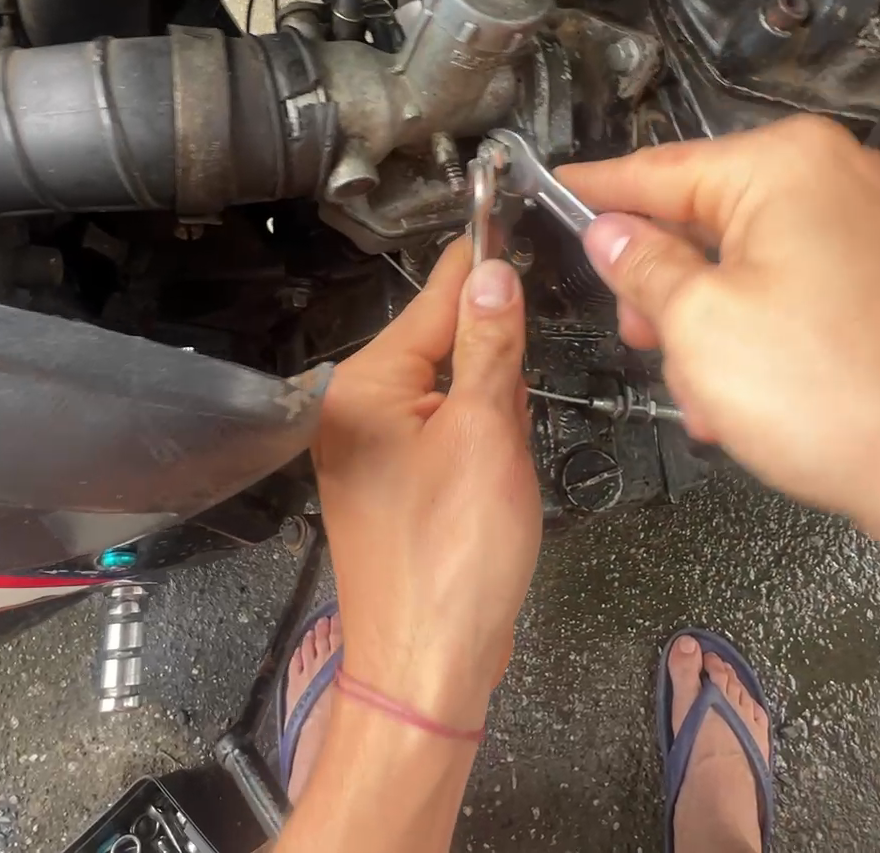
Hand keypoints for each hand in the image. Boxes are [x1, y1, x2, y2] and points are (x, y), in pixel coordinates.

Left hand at [312, 240, 541, 729]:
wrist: (429, 662)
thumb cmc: (453, 560)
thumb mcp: (486, 434)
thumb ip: (489, 346)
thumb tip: (493, 275)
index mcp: (365, 386)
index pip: (432, 299)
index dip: (478, 261)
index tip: (500, 217)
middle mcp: (355, 409)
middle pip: (437, 340)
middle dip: (488, 340)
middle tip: (524, 344)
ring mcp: (371, 446)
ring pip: (444, 384)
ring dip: (486, 388)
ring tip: (510, 415)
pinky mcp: (392, 477)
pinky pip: (440, 424)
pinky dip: (475, 423)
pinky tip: (495, 446)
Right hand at [557, 117, 879, 538]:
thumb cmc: (840, 396)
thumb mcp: (700, 327)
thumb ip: (642, 269)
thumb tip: (610, 233)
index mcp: (785, 167)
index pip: (656, 168)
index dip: (596, 189)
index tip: (557, 187)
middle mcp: (840, 182)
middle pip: (706, 220)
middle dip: (663, 285)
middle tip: (640, 337)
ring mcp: (877, 232)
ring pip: (748, 267)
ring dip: (710, 327)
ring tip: (708, 395)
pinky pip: (796, 294)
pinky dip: (760, 337)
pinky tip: (752, 400)